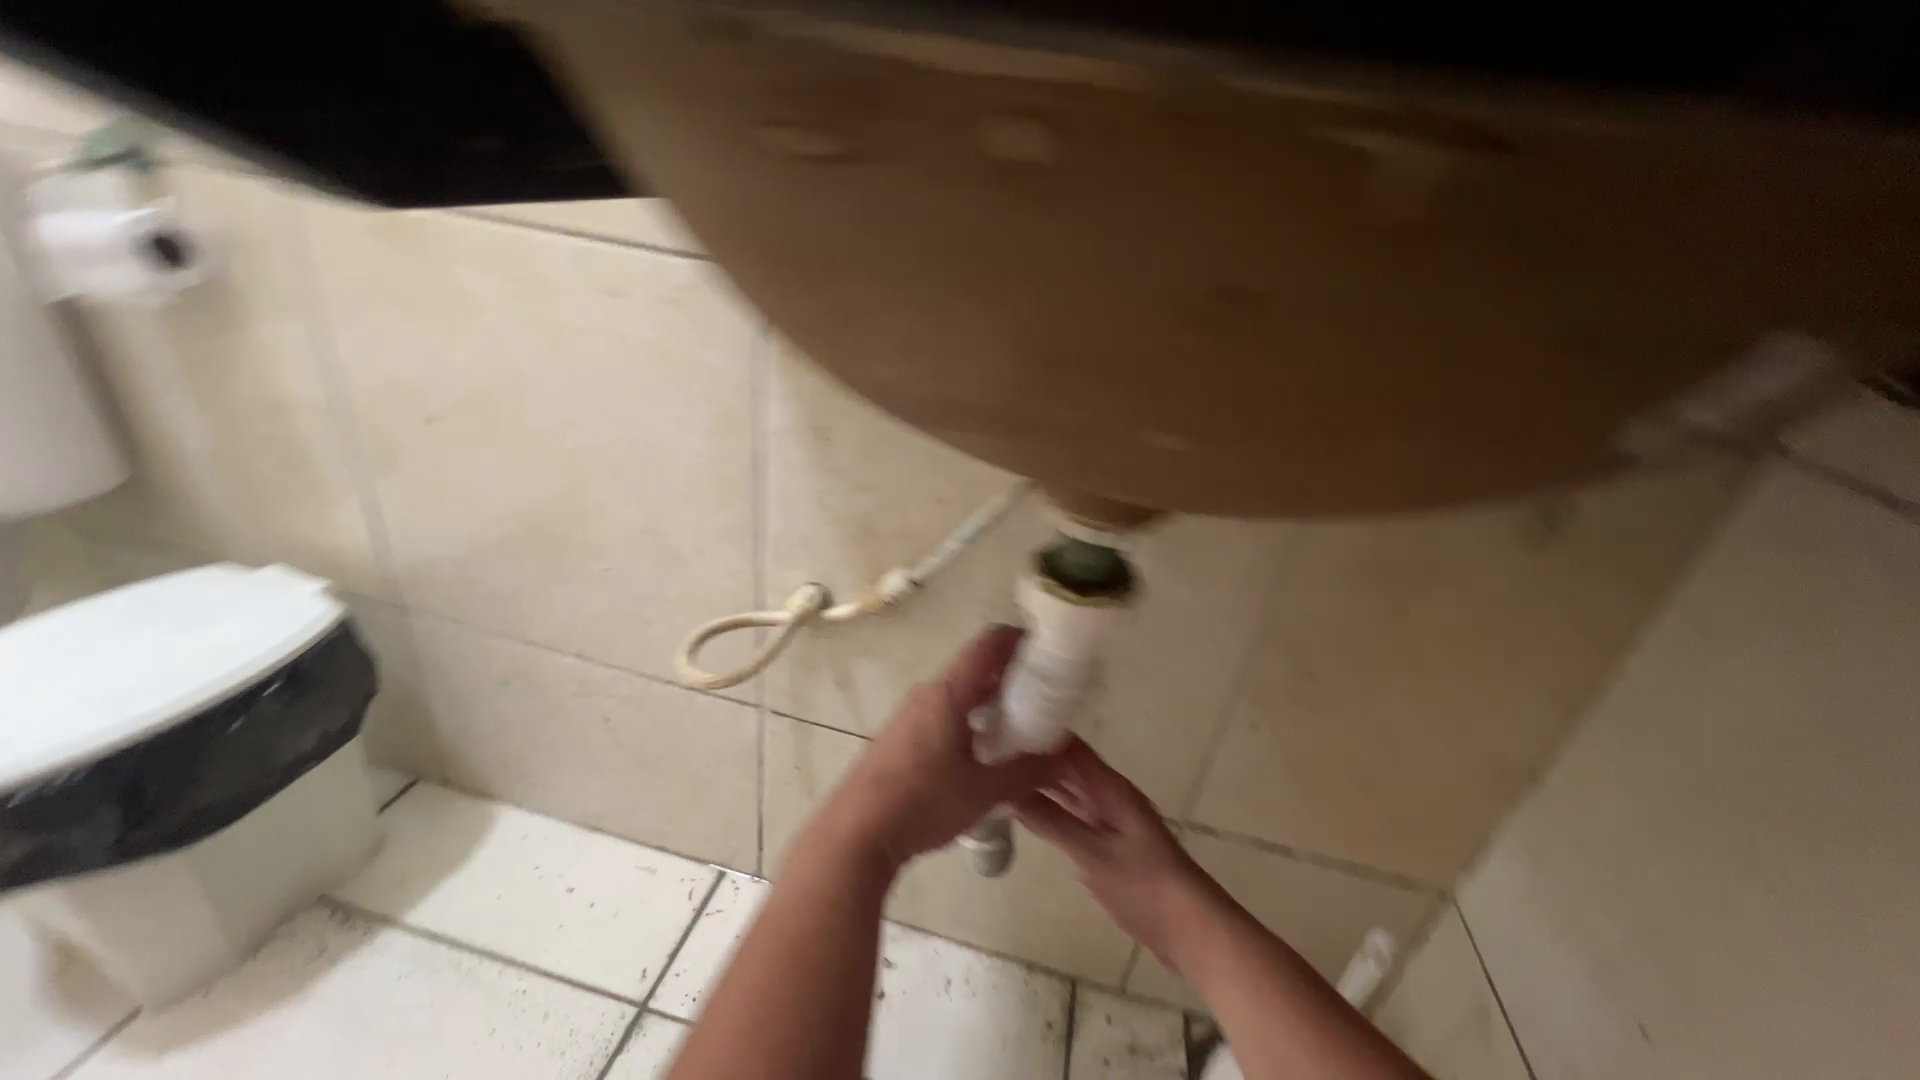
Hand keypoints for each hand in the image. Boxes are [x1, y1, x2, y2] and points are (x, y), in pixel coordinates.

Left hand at [816, 625, 1058, 871]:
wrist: (856, 834)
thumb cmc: (922, 803)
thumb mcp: (983, 791)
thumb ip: (1026, 770)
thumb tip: (1060, 754)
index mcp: (947, 694)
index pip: (987, 645)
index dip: (1019, 638)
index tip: (1048, 651)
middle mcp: (926, 695)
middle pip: (974, 669)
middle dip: (1011, 677)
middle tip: (1046, 698)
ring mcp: (908, 716)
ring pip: (957, 695)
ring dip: (989, 702)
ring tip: (1021, 729)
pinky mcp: (898, 738)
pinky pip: (942, 715)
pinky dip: (969, 721)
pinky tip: (983, 754)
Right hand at [1015, 740, 1222, 970]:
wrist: (1189, 928)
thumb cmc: (1145, 885)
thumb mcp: (1093, 853)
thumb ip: (1052, 822)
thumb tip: (1007, 791)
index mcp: (1110, 789)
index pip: (1069, 748)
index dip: (1037, 733)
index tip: (998, 727)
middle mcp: (1107, 797)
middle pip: (1066, 768)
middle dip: (1031, 759)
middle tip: (985, 753)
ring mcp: (1106, 821)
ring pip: (1066, 792)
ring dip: (1036, 785)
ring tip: (994, 775)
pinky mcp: (1104, 844)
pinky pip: (1070, 816)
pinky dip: (1047, 811)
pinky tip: (1020, 810)